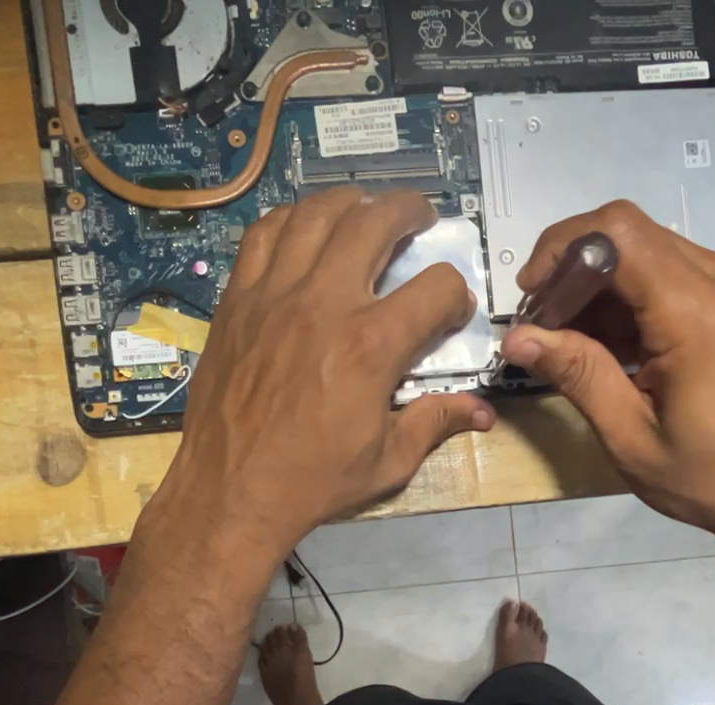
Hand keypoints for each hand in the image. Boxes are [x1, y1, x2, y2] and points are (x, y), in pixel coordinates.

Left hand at [161, 187, 495, 554]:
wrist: (231, 492)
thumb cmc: (314, 482)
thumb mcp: (388, 462)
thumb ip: (436, 422)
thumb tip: (483, 412)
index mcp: (372, 345)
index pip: (436, 287)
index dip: (455, 294)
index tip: (452, 311)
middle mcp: (325, 303)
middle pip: (376, 222)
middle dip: (409, 211)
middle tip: (420, 216)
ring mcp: (275, 295)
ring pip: (316, 214)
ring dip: (350, 202)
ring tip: (364, 208)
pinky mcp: (238, 300)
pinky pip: (263, 235)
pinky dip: (291, 219)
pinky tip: (304, 228)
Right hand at [501, 201, 714, 548]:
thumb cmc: (706, 478)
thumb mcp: (629, 436)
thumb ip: (577, 375)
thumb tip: (516, 338)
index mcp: (696, 314)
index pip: (618, 233)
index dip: (562, 249)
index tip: (531, 299)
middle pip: (628, 234)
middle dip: (572, 271)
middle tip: (542, 327)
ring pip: (644, 251)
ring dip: (596, 288)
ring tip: (567, 343)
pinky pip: (666, 275)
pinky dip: (625, 299)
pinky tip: (605, 346)